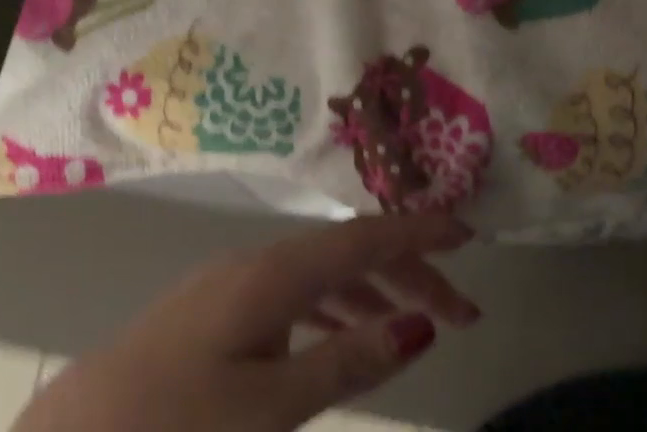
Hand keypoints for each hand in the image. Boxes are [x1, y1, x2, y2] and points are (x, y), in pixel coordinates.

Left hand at [13, 213, 479, 431]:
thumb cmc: (177, 424)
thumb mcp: (272, 406)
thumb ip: (349, 361)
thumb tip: (422, 326)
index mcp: (274, 273)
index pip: (365, 237)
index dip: (420, 233)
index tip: (469, 234)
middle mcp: (256, 263)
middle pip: (350, 252)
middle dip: (410, 274)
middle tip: (463, 314)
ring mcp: (231, 284)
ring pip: (322, 274)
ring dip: (374, 293)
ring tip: (418, 326)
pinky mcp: (214, 311)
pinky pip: (294, 294)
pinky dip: (333, 308)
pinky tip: (343, 334)